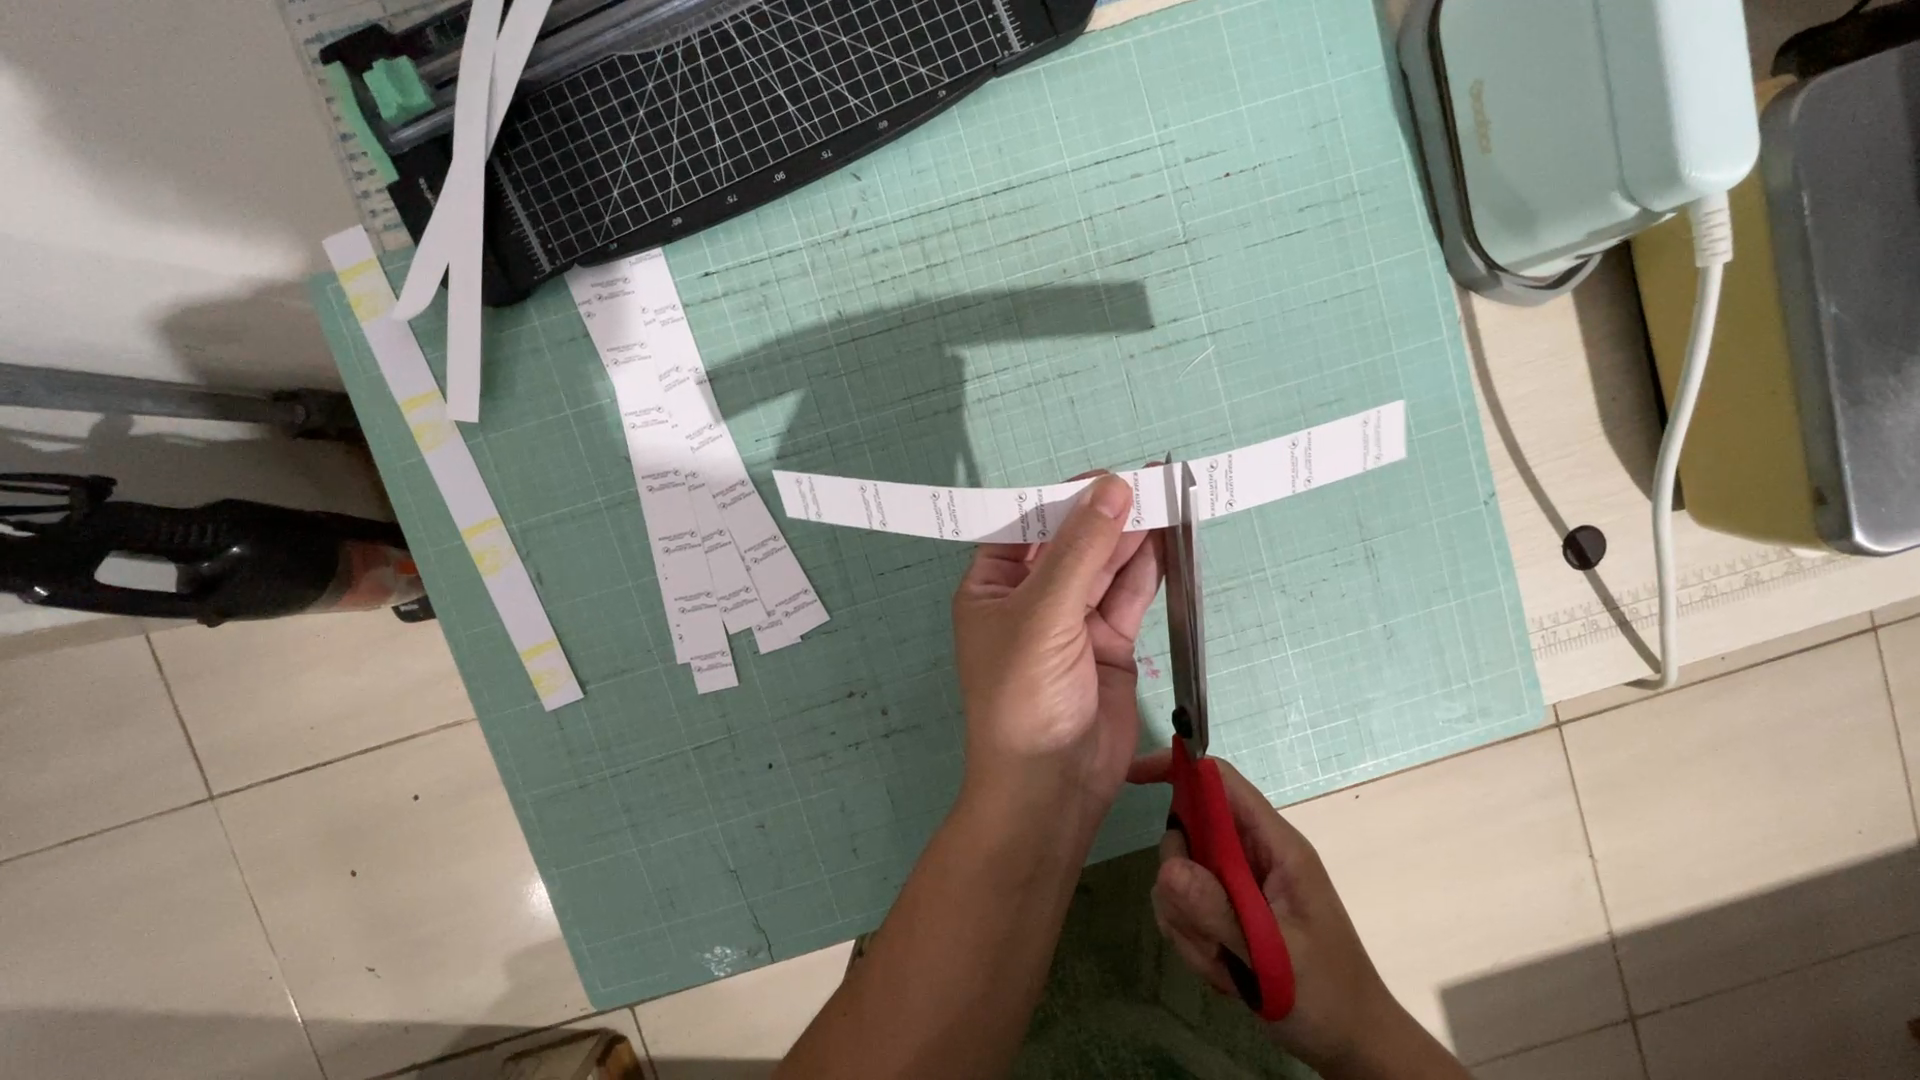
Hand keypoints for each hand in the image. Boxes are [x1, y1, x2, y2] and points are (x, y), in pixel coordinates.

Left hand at [951, 474, 1162, 832]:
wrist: (1051, 788)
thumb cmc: (1025, 697)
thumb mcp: (1043, 615)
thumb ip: (1080, 550)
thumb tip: (1112, 487)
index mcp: (991, 587)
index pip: (1025, 526)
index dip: (1062, 498)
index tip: (1105, 475)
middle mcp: (1030, 599)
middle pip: (1070, 543)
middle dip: (1106, 514)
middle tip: (1152, 479)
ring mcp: (1072, 623)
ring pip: (1105, 567)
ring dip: (1134, 537)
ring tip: (1169, 498)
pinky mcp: (1109, 646)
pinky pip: (1128, 597)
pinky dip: (1148, 570)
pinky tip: (1169, 540)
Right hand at [1130, 753, 1464, 1078]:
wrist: (1349, 1044)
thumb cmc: (1327, 994)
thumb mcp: (1275, 955)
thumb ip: (1220, 911)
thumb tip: (1167, 867)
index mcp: (1275, 845)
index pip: (1218, 781)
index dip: (1177, 769)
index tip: (1132, 779)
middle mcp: (1251, 854)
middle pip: (1187, 833)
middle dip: (1181, 883)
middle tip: (1206, 931)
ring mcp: (1237, 883)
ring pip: (1178, 876)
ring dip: (1188, 923)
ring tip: (1225, 963)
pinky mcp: (1226, 910)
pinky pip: (1182, 908)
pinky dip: (1192, 940)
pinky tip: (1223, 971)